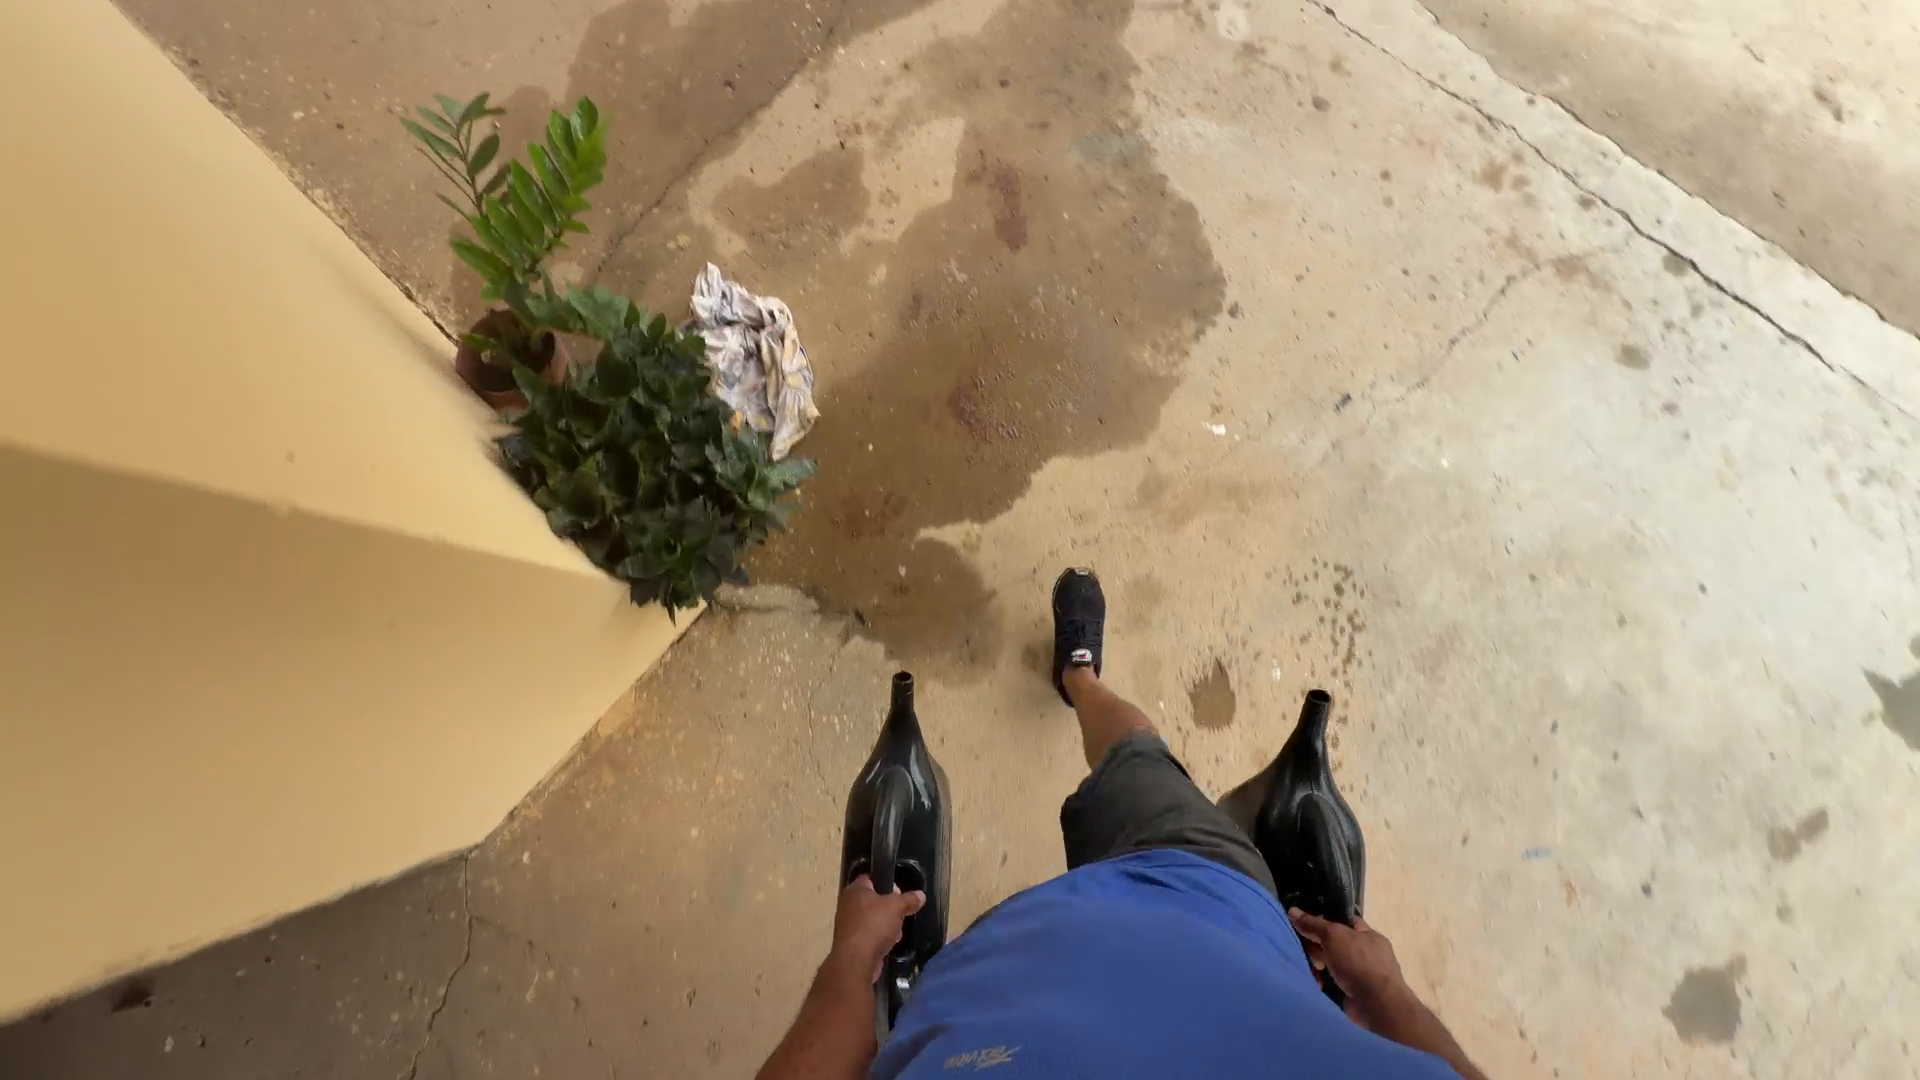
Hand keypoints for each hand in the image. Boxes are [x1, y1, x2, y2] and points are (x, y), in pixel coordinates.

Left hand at [830, 875, 925, 982]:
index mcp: (855, 890)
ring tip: (897, 931)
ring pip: (872, 919)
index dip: (887, 882)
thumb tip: (920, 895)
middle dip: (889, 907)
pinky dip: (879, 938)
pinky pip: (868, 934)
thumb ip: (909, 899)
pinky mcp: (851, 943)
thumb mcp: (897, 907)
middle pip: (873, 900)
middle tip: (900, 912)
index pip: (871, 878)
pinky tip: (889, 944)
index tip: (899, 892)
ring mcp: (848, 925)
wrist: (855, 961)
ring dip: (886, 925)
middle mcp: (848, 904)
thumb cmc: (874, 925)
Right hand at [1288, 910, 1411, 1028]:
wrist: (1378, 1007)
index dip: (1323, 919)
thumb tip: (1292, 911)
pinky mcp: (1356, 994)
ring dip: (1319, 965)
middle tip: (1309, 951)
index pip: (1342, 921)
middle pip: (1333, 942)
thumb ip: (1312, 923)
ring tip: (1314, 970)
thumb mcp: (1333, 935)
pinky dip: (1325, 981)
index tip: (1304, 923)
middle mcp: (1367, 954)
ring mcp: (1363, 975)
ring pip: (1331, 962)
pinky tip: (1318, 983)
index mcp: (1369, 935)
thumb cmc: (1359, 963)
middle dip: (1317, 946)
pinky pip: (1334, 981)